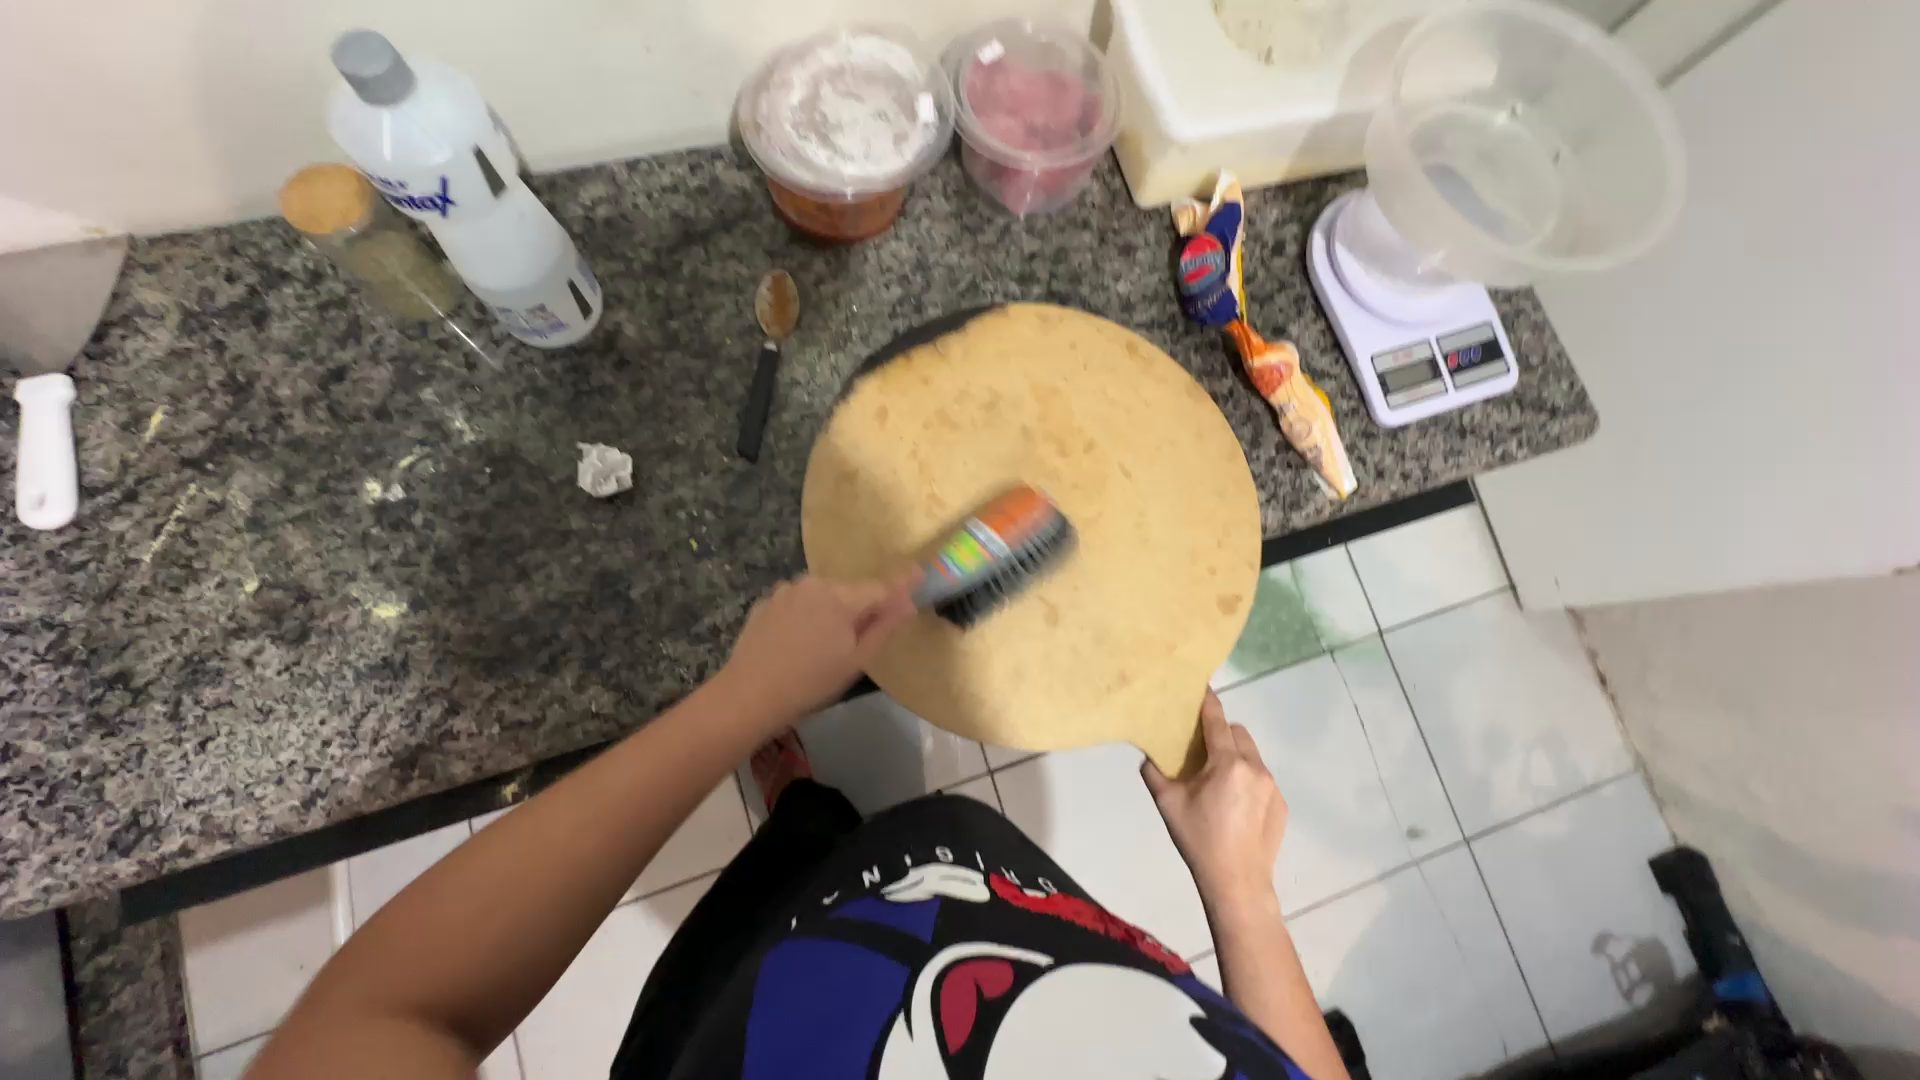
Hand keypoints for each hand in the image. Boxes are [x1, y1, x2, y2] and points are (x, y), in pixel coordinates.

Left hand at [719, 571, 919, 724]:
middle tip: (857, 642)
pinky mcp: (766, 603)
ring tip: (821, 646)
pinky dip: (805, 616)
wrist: (748, 695)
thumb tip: (909, 604)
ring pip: (822, 597)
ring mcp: (786, 591)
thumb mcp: (856, 661)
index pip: (881, 587)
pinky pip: (798, 604)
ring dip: (830, 611)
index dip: (902, 583)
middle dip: (859, 608)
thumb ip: (884, 628)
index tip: (920, 573)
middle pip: (850, 592)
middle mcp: (814, 584)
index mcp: (841, 597)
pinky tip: (796, 643)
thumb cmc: (811, 683)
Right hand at [1142, 690, 1287, 907]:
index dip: (1208, 701)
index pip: (1217, 720)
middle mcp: (1255, 768)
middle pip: (1238, 733)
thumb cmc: (1199, 839)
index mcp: (1227, 764)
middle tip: (1201, 749)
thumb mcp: (1167, 804)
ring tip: (1217, 779)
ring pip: (1252, 755)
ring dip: (1235, 755)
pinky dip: (1247, 779)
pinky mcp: (1282, 804)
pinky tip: (1234, 804)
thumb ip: (1154, 772)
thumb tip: (1149, 755)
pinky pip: (1262, 778)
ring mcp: (1273, 786)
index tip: (1201, 686)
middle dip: (1221, 732)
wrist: (1237, 882)